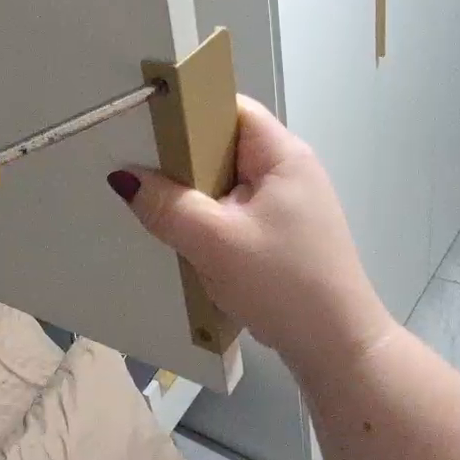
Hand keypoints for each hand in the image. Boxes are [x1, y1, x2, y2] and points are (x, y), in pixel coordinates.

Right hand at [109, 96, 395, 374]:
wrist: (336, 348)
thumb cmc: (282, 283)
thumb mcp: (215, 242)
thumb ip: (167, 206)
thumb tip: (123, 177)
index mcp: (283, 156)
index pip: (230, 110)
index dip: (187, 111)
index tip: (143, 125)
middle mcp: (289, 172)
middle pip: (223, 147)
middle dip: (181, 161)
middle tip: (138, 171)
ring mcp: (287, 206)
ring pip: (224, 184)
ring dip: (192, 197)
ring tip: (152, 207)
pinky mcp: (281, 236)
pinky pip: (232, 213)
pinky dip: (207, 222)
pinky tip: (184, 240)